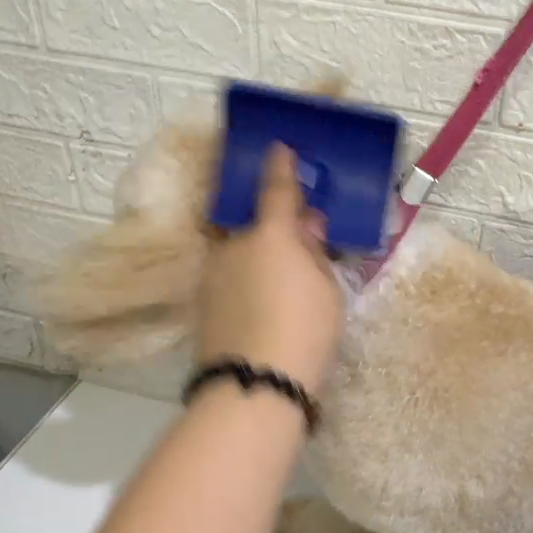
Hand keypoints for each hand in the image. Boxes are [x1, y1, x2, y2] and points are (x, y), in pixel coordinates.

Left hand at [195, 144, 342, 396]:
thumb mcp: (327, 290)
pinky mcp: (204, 304)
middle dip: (272, 222)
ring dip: (258, 253)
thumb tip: (306, 227)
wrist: (256, 384)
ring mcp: (213, 274)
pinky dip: (246, 279)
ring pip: (239, 252)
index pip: (276, 188)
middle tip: (296, 234)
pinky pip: (230, 278)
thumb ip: (315, 252)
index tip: (279, 147)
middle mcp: (234, 245)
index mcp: (270, 233)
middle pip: (253, 222)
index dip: (280, 166)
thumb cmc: (305, 330)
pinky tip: (264, 300)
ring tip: (282, 276)